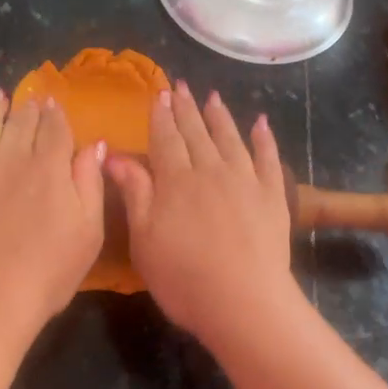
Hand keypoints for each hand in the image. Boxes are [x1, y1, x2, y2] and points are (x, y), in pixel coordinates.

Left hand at [0, 90, 105, 331]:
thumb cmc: (50, 271)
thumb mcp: (89, 231)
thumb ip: (91, 183)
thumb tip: (93, 144)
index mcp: (50, 166)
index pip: (55, 128)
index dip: (56, 114)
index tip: (55, 105)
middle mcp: (11, 156)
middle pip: (21, 121)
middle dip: (29, 108)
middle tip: (32, 101)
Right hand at [107, 82, 301, 344]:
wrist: (243, 301)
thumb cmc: (182, 277)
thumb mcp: (143, 239)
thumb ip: (134, 193)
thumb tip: (114, 155)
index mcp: (175, 180)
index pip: (164, 139)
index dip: (160, 116)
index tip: (158, 95)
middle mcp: (210, 170)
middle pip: (196, 133)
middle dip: (186, 109)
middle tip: (181, 86)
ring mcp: (245, 180)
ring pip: (230, 138)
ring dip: (219, 116)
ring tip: (212, 97)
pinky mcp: (273, 196)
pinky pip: (267, 158)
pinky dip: (263, 138)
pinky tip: (260, 123)